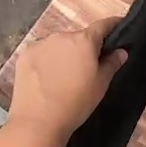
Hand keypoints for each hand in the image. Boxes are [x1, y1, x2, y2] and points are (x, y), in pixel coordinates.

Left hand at [6, 18, 127, 140]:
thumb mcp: (100, 85)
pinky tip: (45, 79)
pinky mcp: (24, 55)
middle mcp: (62, 36)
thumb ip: (112, 64)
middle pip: (78, 37)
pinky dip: (46, 61)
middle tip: (87, 68)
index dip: (113, 25)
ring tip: (63, 77)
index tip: (118, 27)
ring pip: (58, 45)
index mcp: (84, 40)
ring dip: (64, 54)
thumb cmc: (76, 104)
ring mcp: (40, 44)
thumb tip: (120, 51)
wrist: (38, 121)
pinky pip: (41, 53)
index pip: (103, 25)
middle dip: (84, 48)